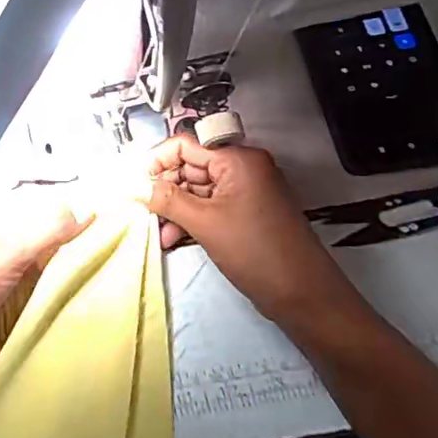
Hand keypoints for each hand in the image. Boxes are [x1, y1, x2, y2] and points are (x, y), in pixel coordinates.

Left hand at [0, 186, 93, 360]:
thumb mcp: (9, 250)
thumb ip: (50, 228)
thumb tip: (89, 211)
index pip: (24, 174)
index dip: (56, 173)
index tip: (91, 175)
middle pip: (35, 201)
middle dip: (66, 203)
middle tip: (105, 201)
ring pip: (39, 228)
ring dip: (65, 229)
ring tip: (100, 224)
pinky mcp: (7, 270)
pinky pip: (39, 253)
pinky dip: (58, 251)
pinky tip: (81, 250)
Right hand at [144, 134, 364, 324]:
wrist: (301, 292)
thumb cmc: (255, 251)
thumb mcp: (205, 223)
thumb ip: (168, 200)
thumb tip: (138, 185)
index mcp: (238, 160)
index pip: (187, 146)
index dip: (158, 162)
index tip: (135, 184)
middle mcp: (243, 169)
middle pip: (191, 168)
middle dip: (165, 190)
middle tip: (143, 211)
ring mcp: (246, 192)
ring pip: (198, 191)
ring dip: (176, 210)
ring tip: (158, 232)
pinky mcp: (245, 214)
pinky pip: (211, 208)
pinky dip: (191, 220)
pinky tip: (173, 238)